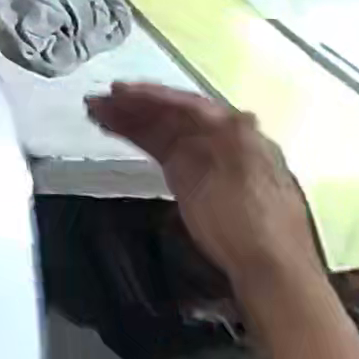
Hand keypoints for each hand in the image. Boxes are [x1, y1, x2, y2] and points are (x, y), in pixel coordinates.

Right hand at [87, 82, 321, 287]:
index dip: (155, 96)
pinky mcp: (186, 174)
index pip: (192, 107)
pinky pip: (155, 145)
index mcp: (240, 140)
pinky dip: (131, 134)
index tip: (119, 90)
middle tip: (96, 98)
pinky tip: (110, 128)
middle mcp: (220, 142)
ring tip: (93, 110)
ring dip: (126, 117)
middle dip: (133, 104)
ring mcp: (202, 158)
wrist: (265, 268)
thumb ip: (240, 147)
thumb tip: (238, 114)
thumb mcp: (250, 183)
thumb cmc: (253, 224)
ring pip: (159, 128)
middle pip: (171, 114)